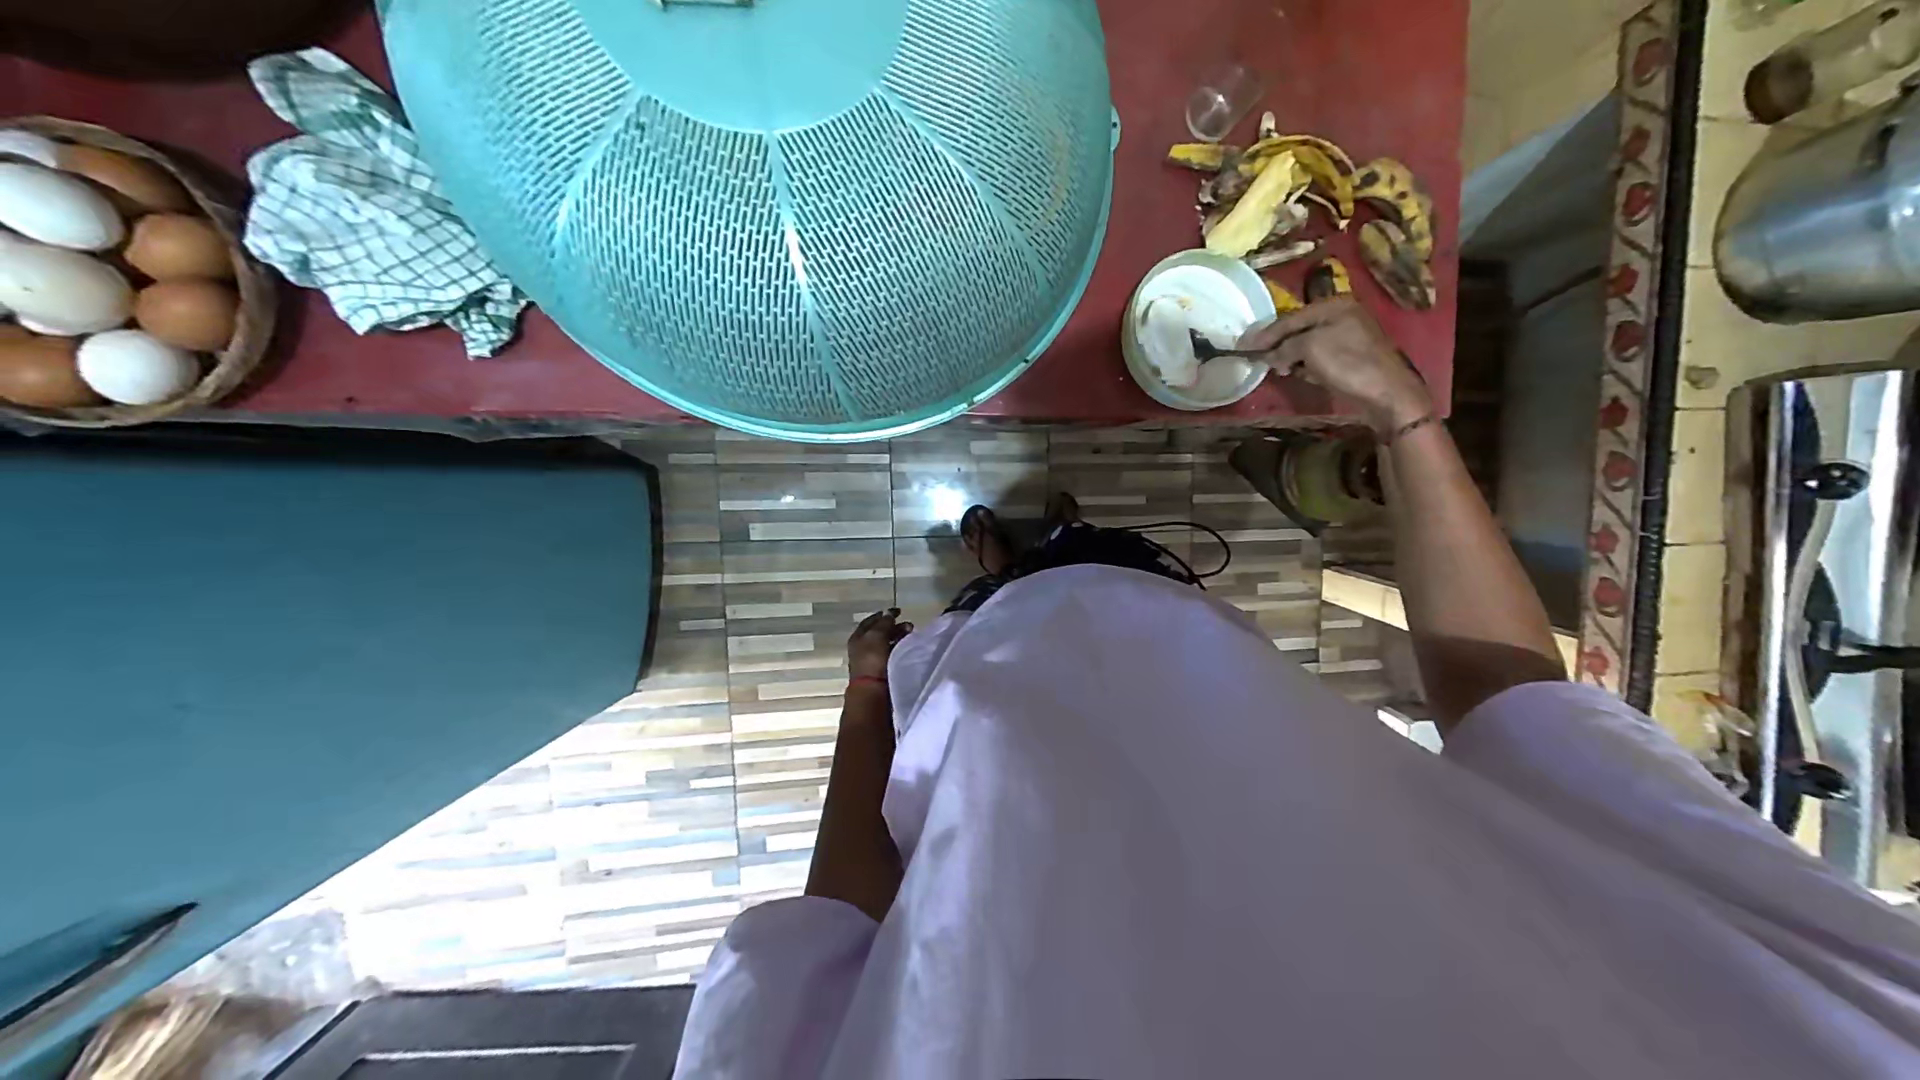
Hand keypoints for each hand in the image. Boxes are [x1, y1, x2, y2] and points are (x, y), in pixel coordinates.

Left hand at [848, 607, 912, 679]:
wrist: (873, 691)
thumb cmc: (872, 659)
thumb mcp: (876, 635)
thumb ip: (884, 623)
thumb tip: (888, 613)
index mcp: (858, 638)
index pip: (871, 621)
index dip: (884, 615)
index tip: (899, 611)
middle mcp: (863, 648)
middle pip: (880, 633)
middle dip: (895, 627)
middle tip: (910, 625)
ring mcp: (872, 661)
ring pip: (887, 644)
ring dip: (899, 638)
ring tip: (912, 637)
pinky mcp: (882, 671)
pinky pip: (892, 656)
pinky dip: (900, 650)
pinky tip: (909, 650)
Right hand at [1236, 297, 1431, 435]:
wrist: (1386, 392)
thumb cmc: (1348, 364)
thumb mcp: (1310, 348)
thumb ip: (1284, 347)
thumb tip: (1268, 356)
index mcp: (1334, 306)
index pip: (1290, 318)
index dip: (1266, 334)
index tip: (1245, 347)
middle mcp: (1342, 314)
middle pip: (1298, 328)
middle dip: (1278, 344)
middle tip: (1259, 359)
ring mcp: (1348, 335)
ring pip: (1307, 342)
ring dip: (1291, 355)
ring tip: (1279, 369)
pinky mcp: (1351, 355)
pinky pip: (1319, 354)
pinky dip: (1305, 363)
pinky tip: (1298, 373)